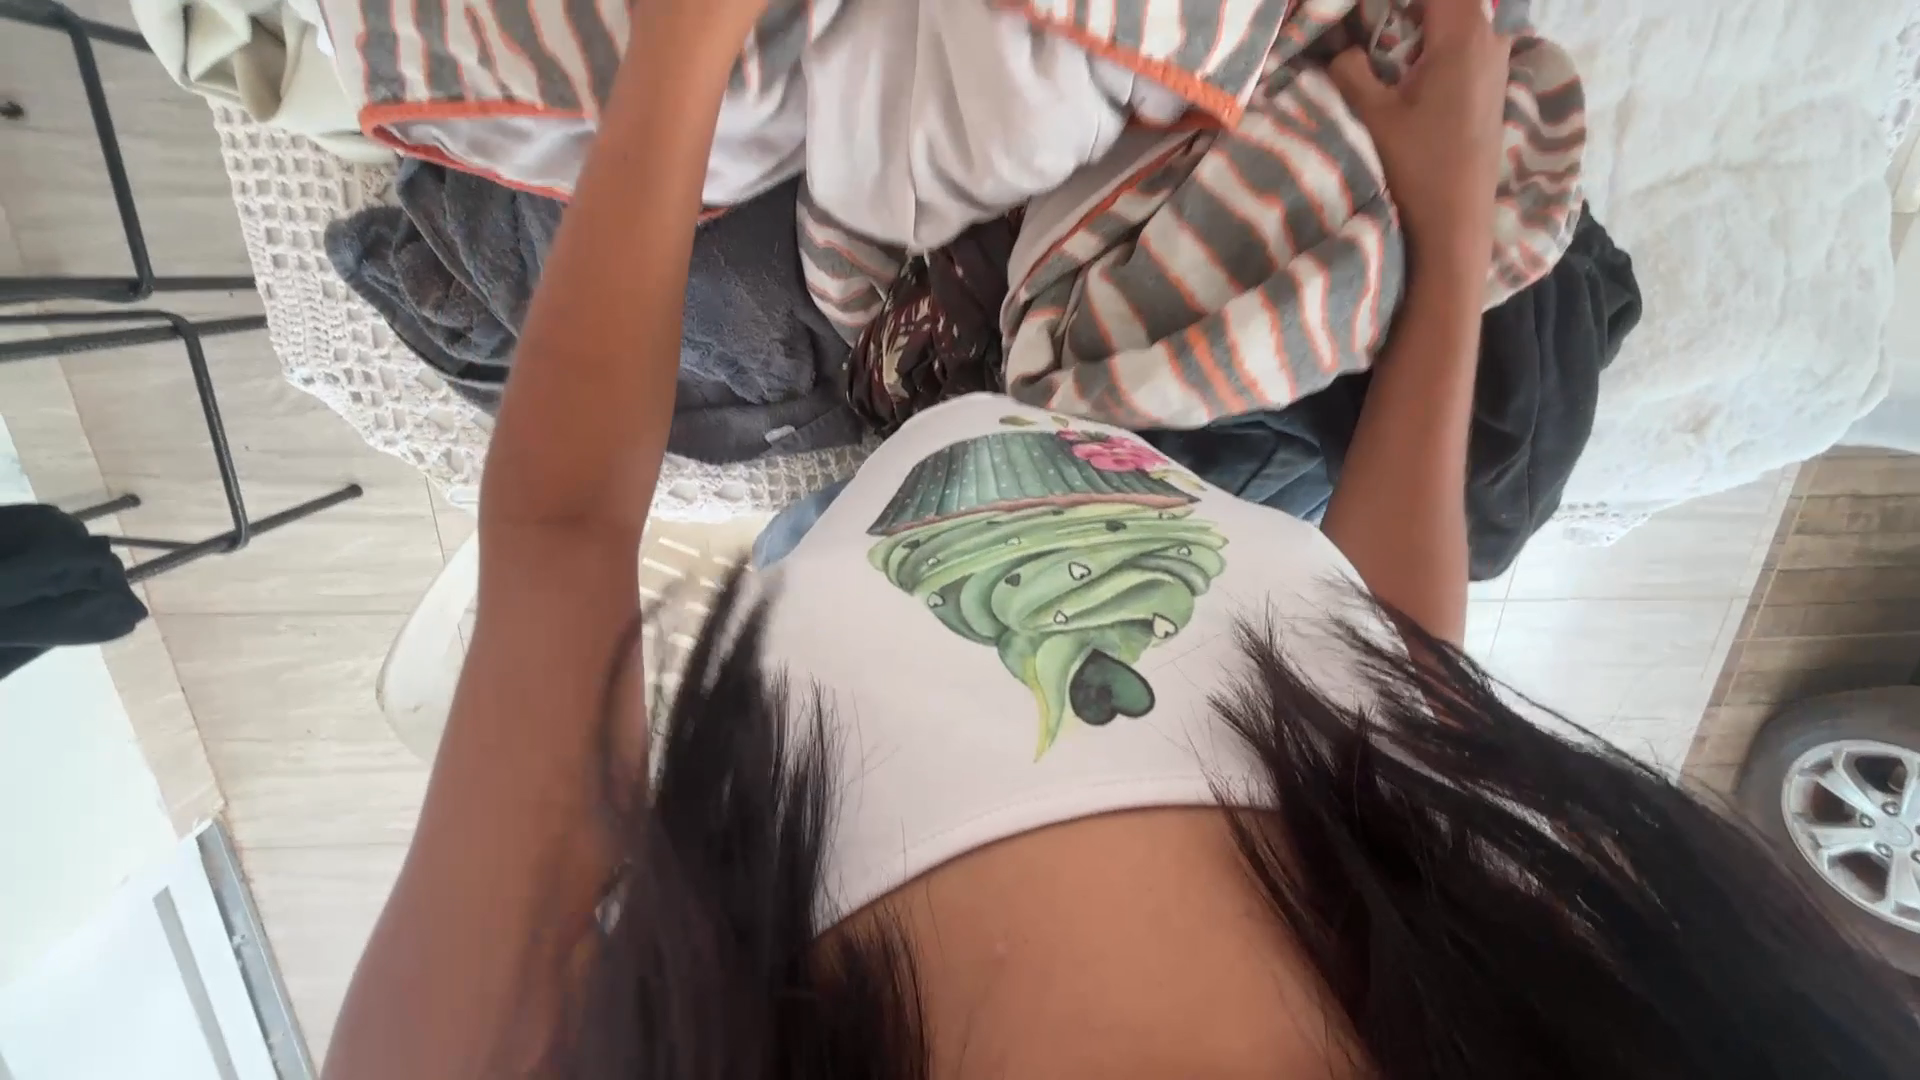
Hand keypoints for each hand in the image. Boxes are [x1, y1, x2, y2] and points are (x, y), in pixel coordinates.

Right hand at [1328, 0, 1513, 275]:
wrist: (1455, 222)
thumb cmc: (1416, 167)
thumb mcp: (1373, 117)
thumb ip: (1351, 74)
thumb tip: (1341, 51)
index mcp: (1464, 33)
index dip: (1390, 0)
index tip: (1358, 11)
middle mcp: (1491, 37)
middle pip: (1447, 3)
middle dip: (1402, 14)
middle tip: (1362, 30)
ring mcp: (1496, 62)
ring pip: (1454, 25)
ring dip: (1417, 33)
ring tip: (1378, 57)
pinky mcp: (1491, 88)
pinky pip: (1460, 49)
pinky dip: (1431, 51)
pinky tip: (1403, 80)